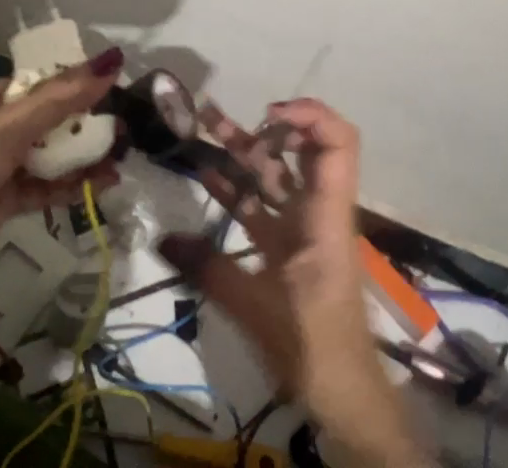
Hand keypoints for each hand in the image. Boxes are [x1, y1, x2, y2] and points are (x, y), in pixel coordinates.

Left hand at [0, 47, 123, 279]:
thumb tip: (114, 58)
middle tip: (125, 125)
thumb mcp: (7, 126)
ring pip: (49, 154)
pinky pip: (45, 187)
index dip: (76, 84)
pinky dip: (73, 184)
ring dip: (83, 155)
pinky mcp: (3, 202)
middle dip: (85, 122)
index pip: (38, 83)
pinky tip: (105, 182)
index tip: (115, 86)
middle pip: (48, 119)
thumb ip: (61, 97)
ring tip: (123, 154)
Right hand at [157, 99, 427, 466]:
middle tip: (215, 116)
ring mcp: (304, 229)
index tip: (267, 114)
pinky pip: (264, 208)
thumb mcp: (256, 308)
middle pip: (302, 152)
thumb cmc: (313, 346)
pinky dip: (239, 190)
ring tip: (202, 125)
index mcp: (326, 216)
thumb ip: (209, 270)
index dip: (309, 116)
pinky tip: (207, 176)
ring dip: (244, 153)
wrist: (343, 392)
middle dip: (262, 126)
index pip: (337, 145)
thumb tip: (163, 239)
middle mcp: (319, 212)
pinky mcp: (289, 249)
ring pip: (277, 178)